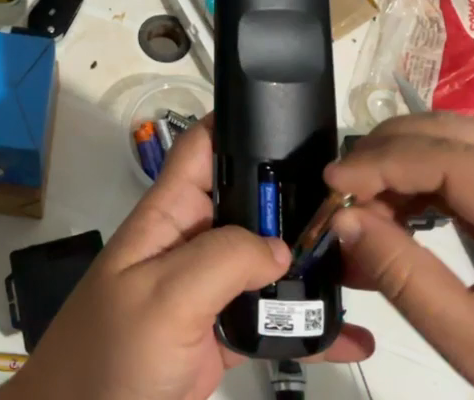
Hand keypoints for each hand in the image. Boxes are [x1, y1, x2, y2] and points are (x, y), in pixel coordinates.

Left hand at [0, 118, 373, 399]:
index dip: (240, 124)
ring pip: (262, 263)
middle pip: (246, 205)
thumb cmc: (112, 353)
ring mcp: (202, 292)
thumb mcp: (165, 295)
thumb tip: (280, 246)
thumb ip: (223, 259)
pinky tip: (348, 336)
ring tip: (362, 267)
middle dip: (294, 201)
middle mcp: (188, 243)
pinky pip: (267, 321)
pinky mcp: (216, 337)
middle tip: (355, 209)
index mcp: (167, 215)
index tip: (298, 120)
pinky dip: (304, 327)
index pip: (202, 148)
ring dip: (307, 265)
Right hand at [324, 113, 473, 399]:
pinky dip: (423, 181)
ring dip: (402, 163)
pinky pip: (470, 167)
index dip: (385, 163)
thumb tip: (344, 221)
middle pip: (456, 134)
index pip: (455, 162)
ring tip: (363, 210)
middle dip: (388, 153)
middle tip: (341, 197)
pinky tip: (396, 214)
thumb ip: (409, 282)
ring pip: (458, 141)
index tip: (330, 183)